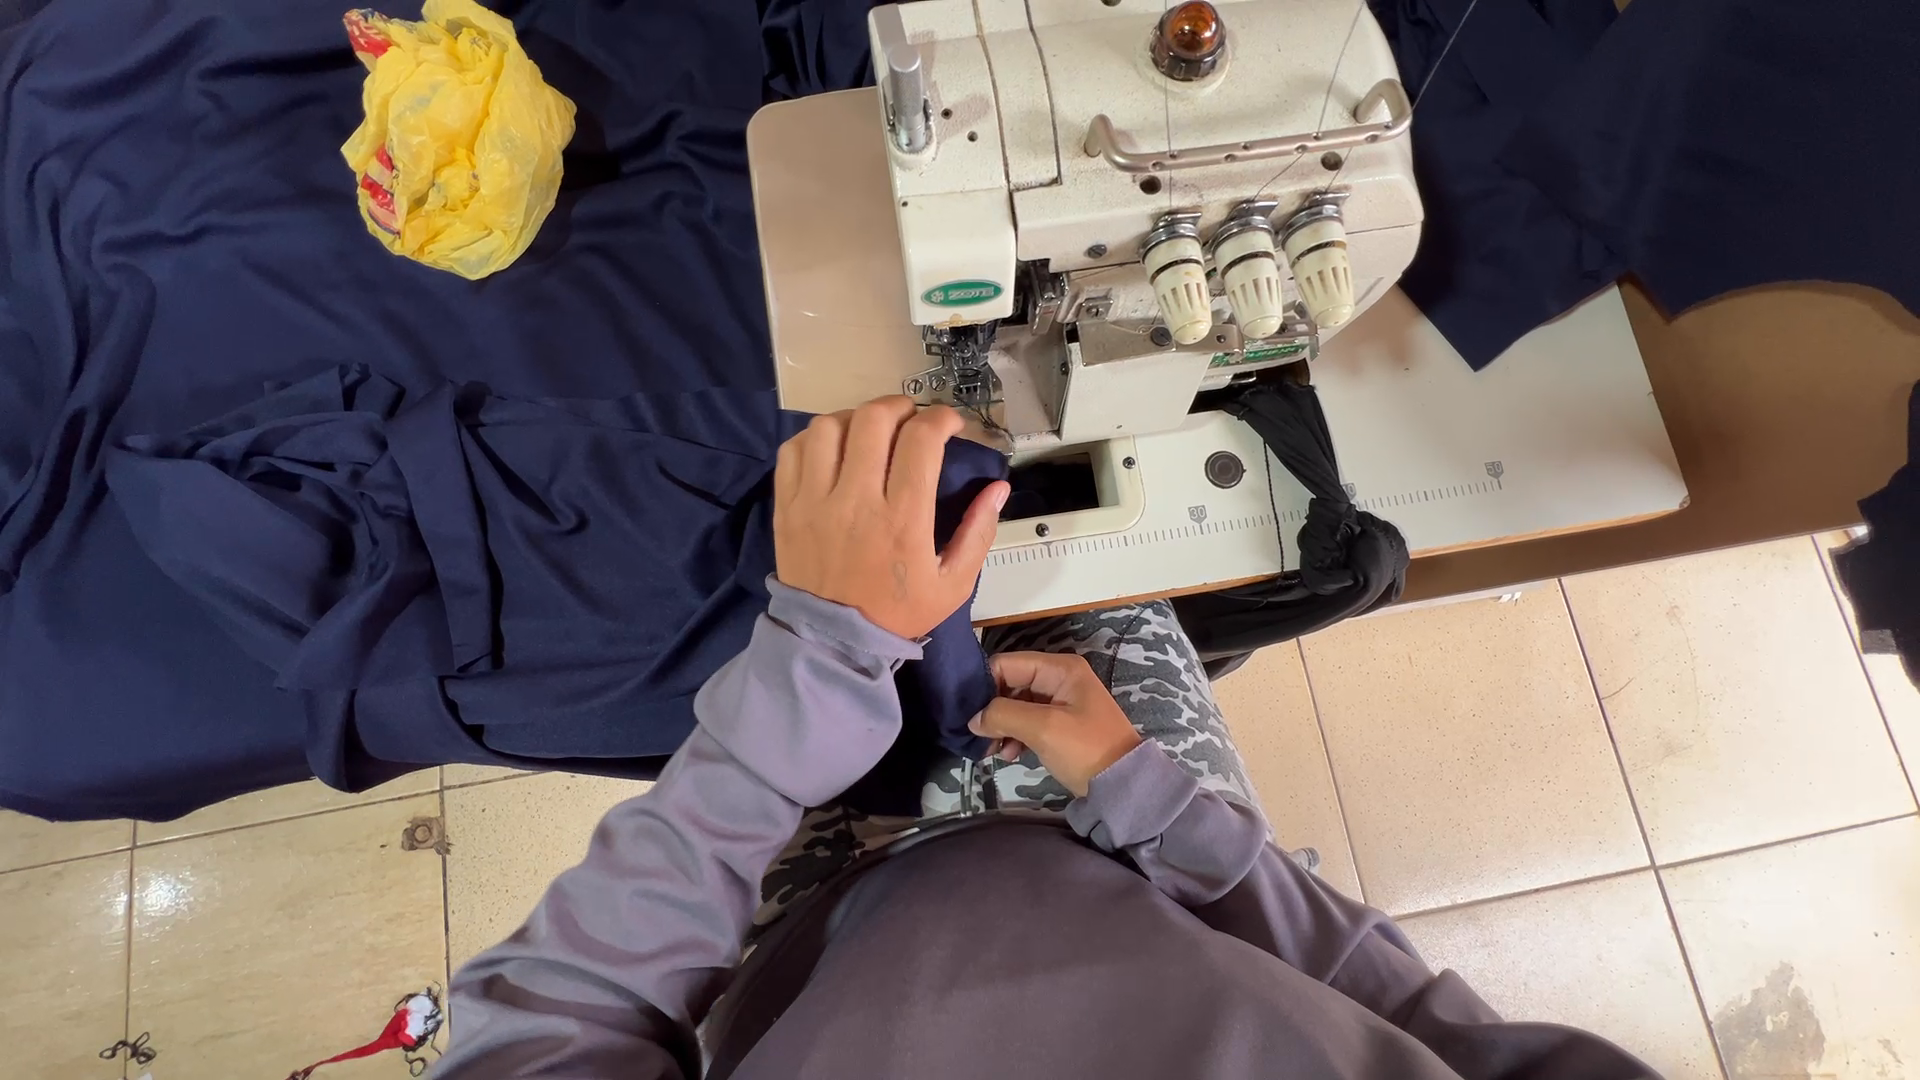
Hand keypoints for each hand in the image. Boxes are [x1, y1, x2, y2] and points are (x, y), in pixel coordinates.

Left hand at [773, 396, 1008, 639]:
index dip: (941, 418)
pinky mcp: (786, 507)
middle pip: (873, 420)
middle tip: (910, 419)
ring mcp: (814, 502)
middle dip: (899, 406)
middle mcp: (856, 501)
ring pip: (829, 427)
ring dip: (855, 418)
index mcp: (903, 519)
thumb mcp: (953, 584)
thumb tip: (998, 488)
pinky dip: (815, 438)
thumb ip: (978, 533)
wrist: (833, 642)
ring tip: (870, 431)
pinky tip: (833, 449)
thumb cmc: (897, 612)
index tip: (949, 424)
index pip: (920, 440)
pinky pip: (793, 450)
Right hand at [968, 652, 1142, 796]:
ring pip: (1016, 704)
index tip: (968, 713)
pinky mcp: (1059, 723)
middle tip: (977, 737)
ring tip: (991, 751)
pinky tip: (1009, 754)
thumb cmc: (1086, 749)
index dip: (984, 685)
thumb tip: (973, 719)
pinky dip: (1014, 735)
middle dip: (992, 709)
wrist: (1125, 786)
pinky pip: (1027, 721)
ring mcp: (1060, 701)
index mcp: (1059, 668)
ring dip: (1001, 726)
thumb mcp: (1044, 729)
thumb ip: (1004, 715)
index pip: (1006, 664)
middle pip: (1010, 683)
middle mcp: (1058, 677)